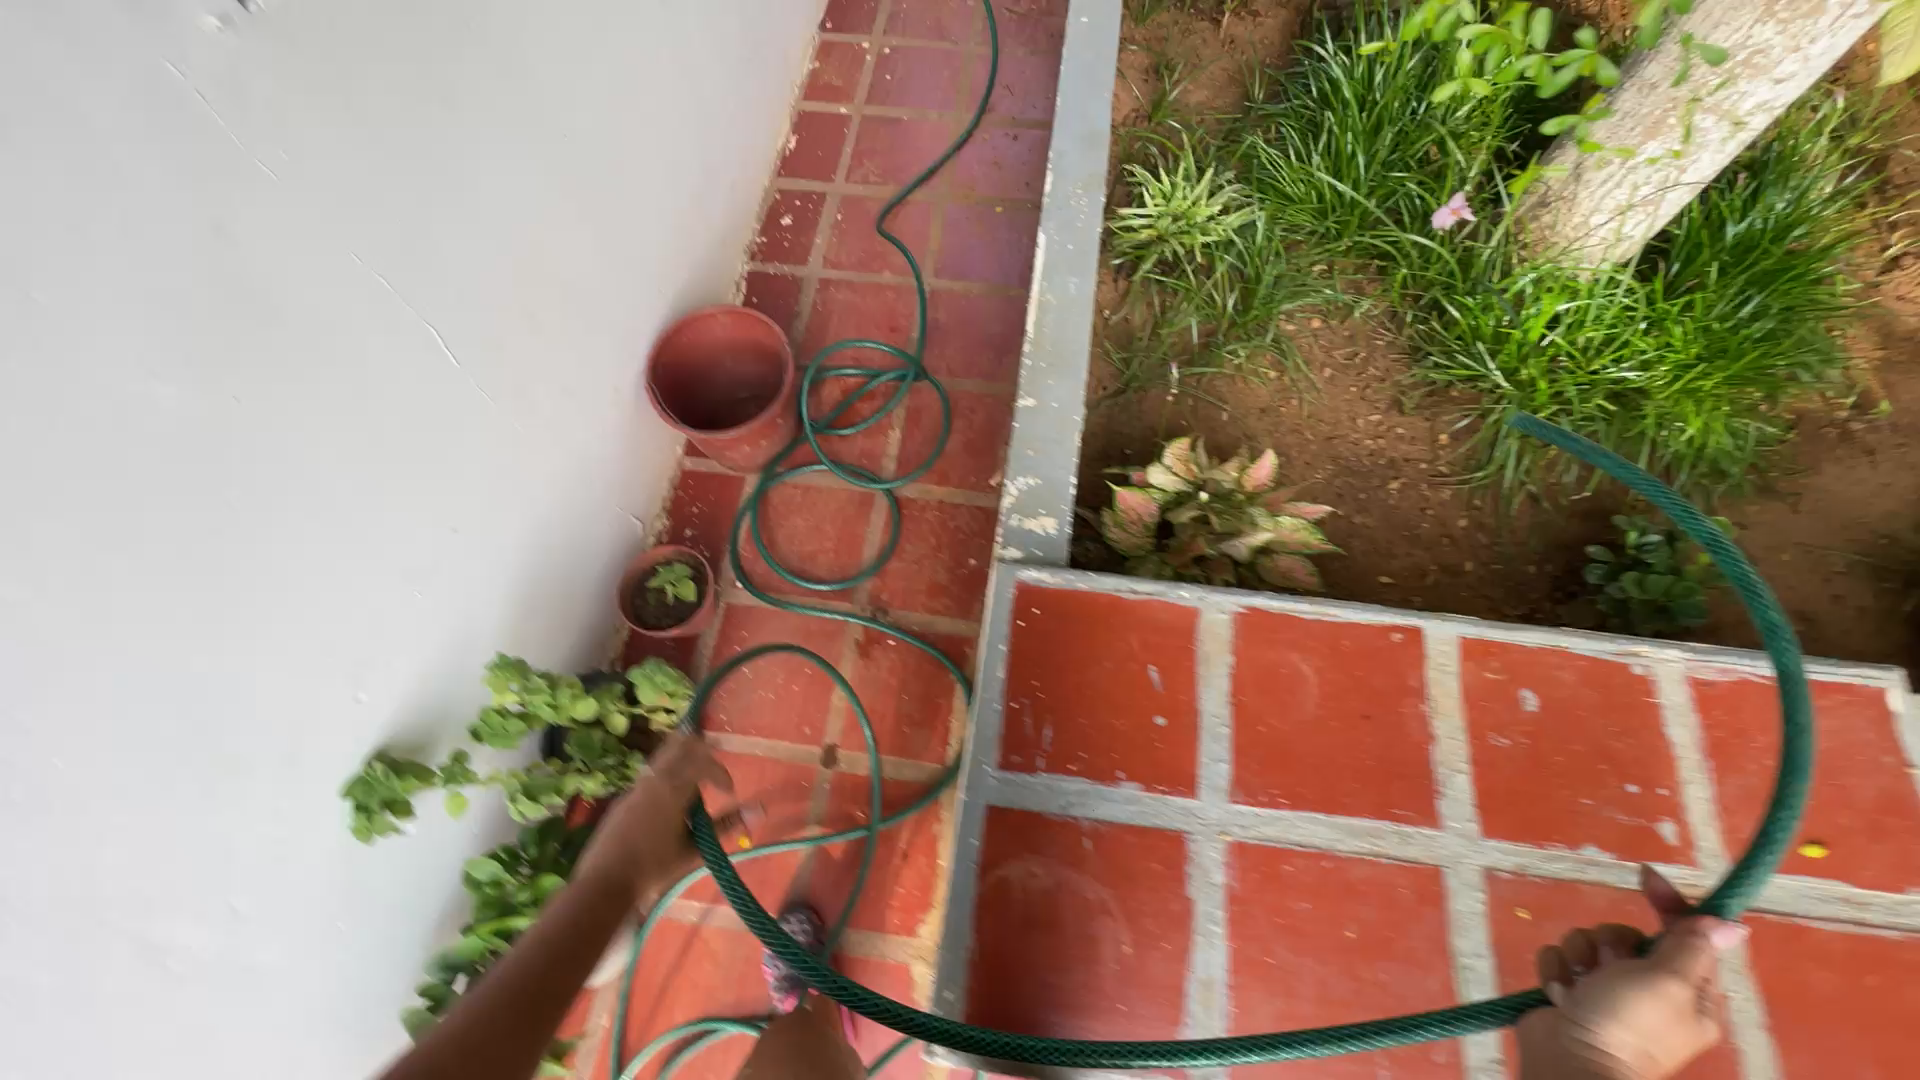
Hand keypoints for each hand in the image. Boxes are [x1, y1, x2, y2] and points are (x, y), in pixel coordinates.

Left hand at [575, 733, 739, 898]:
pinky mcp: (625, 797)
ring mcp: (637, 786)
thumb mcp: (695, 848)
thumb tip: (761, 809)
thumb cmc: (654, 867)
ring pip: (665, 756)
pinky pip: (652, 774)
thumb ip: (727, 826)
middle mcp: (655, 779)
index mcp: (674, 788)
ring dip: (684, 764)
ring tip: (694, 789)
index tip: (728, 792)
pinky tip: (670, 806)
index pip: (704, 761)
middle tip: (713, 776)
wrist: (604, 883)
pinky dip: (669, 777)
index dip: (721, 773)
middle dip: (702, 754)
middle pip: (682, 745)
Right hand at [1515, 865, 1748, 1079]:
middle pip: (1623, 934)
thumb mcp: (1667, 981)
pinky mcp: (1569, 993)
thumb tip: (1730, 923)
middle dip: (1608, 940)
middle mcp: (1647, 990)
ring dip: (1577, 955)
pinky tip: (1560, 993)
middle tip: (1609, 964)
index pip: (1683, 935)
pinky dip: (1556, 972)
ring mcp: (1605, 992)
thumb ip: (1689, 946)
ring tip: (1578, 984)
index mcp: (1686, 993)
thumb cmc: (1630, 1022)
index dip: (1669, 904)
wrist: (1574, 1060)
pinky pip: (1558, 959)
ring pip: (1585, 943)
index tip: (1645, 875)